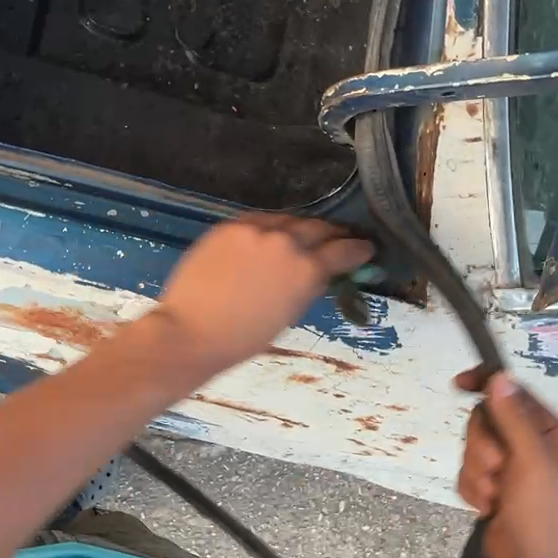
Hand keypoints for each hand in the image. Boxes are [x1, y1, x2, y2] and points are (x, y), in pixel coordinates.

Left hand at [153, 215, 372, 376]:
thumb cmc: (242, 338)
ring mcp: (255, 230)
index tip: (366, 248)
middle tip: (341, 237)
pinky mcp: (230, 226)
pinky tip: (273, 234)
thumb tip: (322, 272)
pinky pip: (260, 220)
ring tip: (307, 234)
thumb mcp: (288, 315)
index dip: (358, 249)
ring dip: (302, 227)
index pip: (343, 251)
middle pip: (318, 228)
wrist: (191, 332)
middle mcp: (285, 242)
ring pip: (288, 219)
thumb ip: (308, 287)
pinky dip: (272, 226)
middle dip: (333, 233)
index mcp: (306, 269)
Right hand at [454, 370, 557, 557]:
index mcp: (551, 434)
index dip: (487, 386)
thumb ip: (514, 419)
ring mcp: (512, 470)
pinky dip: (472, 491)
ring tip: (494, 498)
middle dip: (482, 447)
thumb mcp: (534, 463)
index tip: (459, 384)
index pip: (515, 395)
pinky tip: (487, 509)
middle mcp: (532, 447)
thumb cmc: (547, 518)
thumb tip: (500, 377)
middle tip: (496, 469)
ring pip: (473, 449)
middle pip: (486, 422)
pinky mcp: (494, 491)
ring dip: (477, 474)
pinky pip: (469, 474)